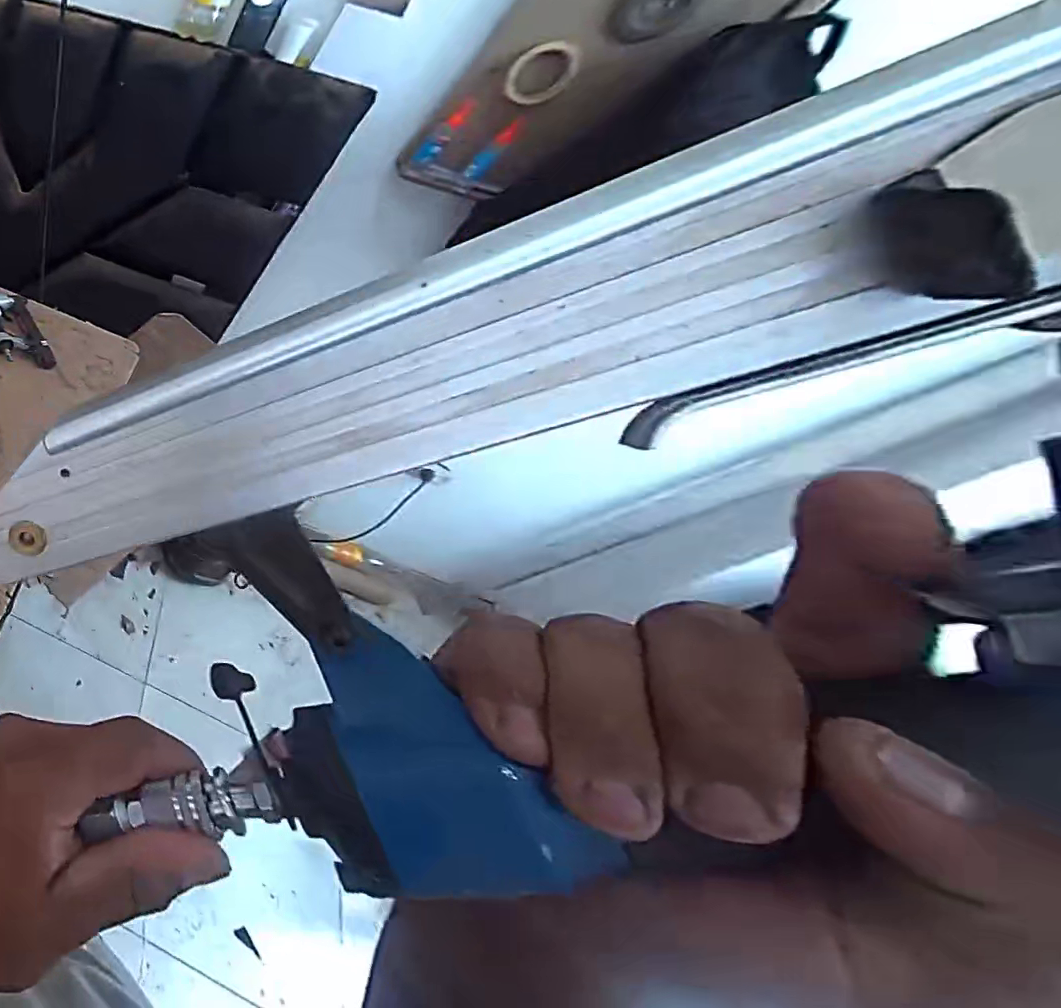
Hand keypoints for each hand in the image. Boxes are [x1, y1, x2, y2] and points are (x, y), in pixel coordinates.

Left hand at [0, 715, 230, 992]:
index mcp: (44, 772)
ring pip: (95, 742)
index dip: (181, 768)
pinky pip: (67, 746)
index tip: (201, 811)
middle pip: (118, 740)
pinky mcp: (2, 743)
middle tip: (161, 838)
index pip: (137, 744)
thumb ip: (140, 872)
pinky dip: (88, 777)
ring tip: (110, 842)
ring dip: (119, 783)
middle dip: (152, 783)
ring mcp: (11, 735)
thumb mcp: (65, 913)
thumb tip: (209, 851)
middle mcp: (28, 736)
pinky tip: (74, 825)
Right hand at [374, 471, 1060, 1005]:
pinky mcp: (486, 687)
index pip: (851, 609)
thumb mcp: (926, 960)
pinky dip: (506, 689)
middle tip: (724, 816)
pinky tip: (517, 748)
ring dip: (604, 728)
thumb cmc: (744, 977)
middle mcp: (688, 688)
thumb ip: (988, 877)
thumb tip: (881, 759)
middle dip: (718, 717)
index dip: (866, 549)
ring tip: (605, 816)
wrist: (564, 989)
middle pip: (704, 628)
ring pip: (592, 635)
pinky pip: (491, 644)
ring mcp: (577, 681)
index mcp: (809, 727)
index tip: (855, 514)